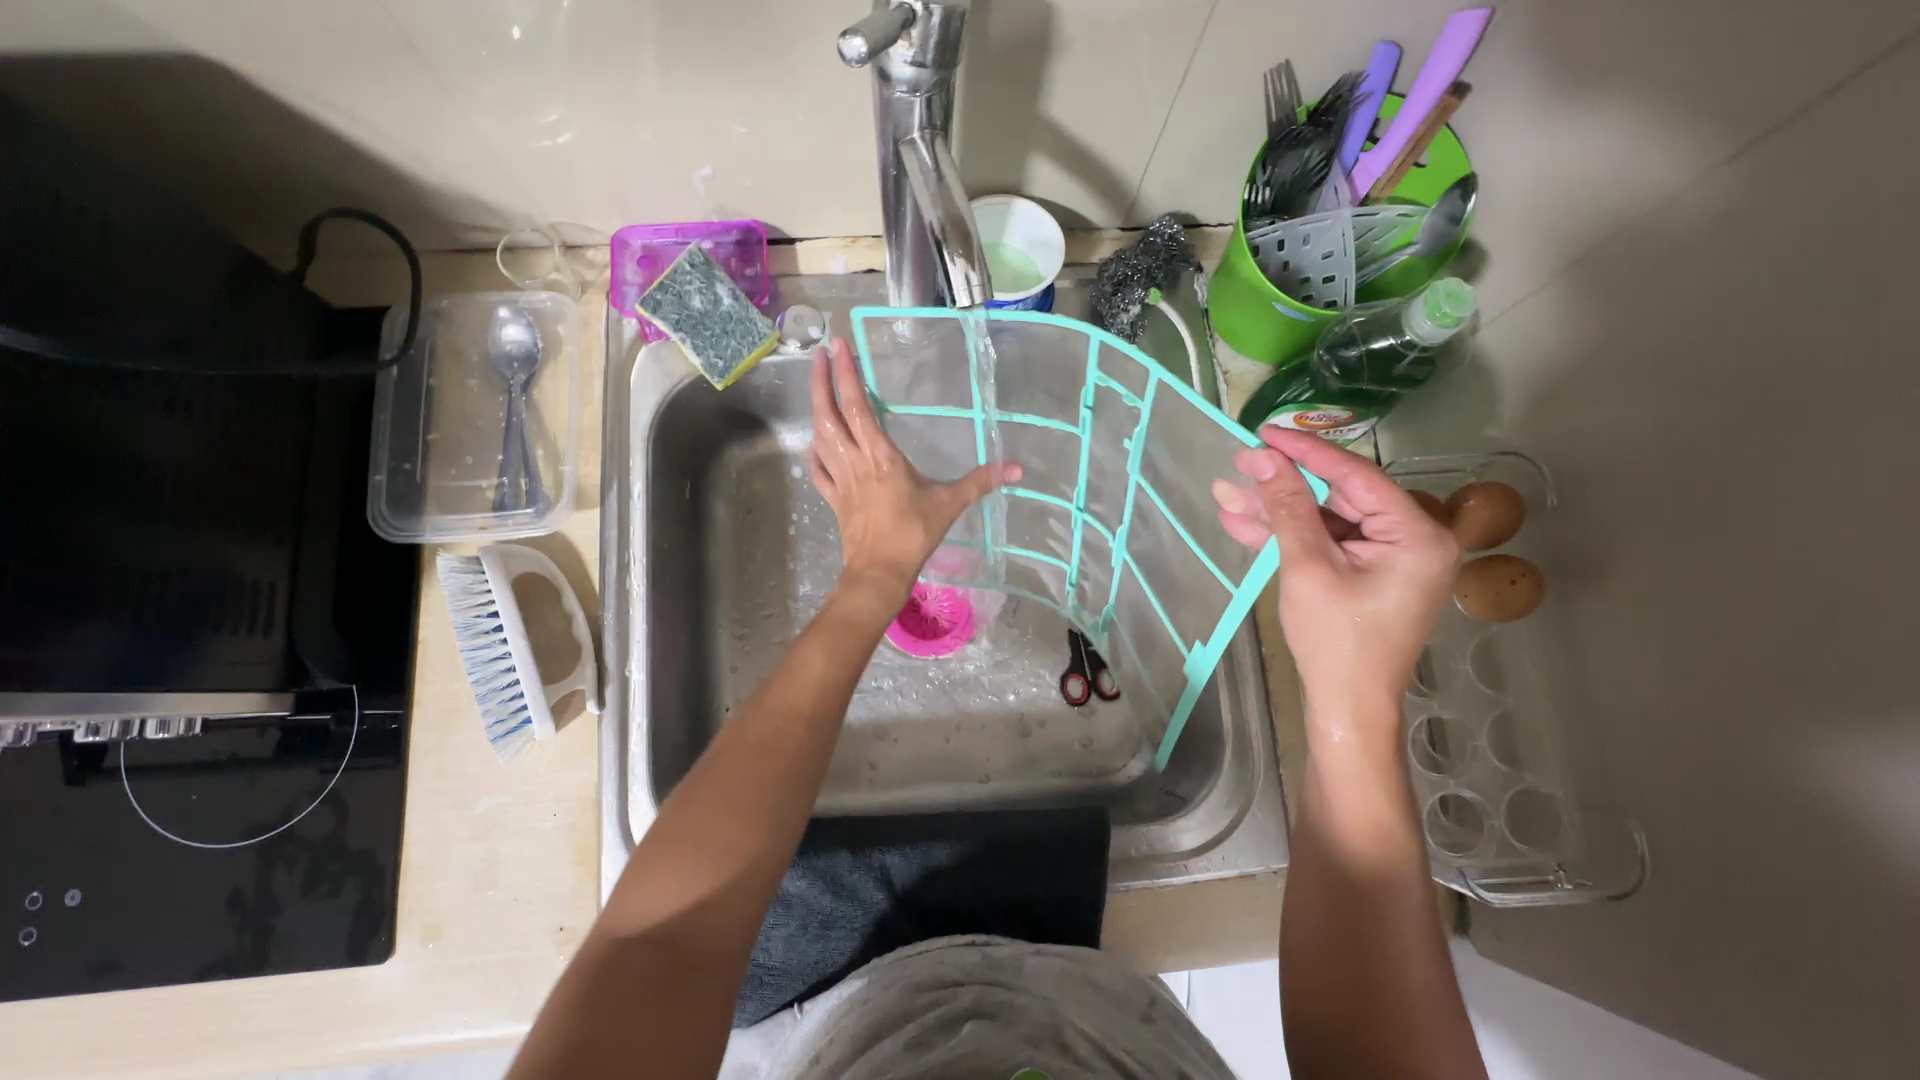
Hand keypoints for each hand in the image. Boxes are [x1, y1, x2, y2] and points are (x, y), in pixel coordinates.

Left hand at [808, 338, 1020, 600]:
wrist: (878, 572)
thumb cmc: (912, 535)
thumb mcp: (949, 505)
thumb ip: (980, 482)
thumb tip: (1016, 468)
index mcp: (880, 455)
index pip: (858, 406)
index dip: (847, 374)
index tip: (837, 346)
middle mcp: (855, 461)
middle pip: (830, 414)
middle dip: (821, 382)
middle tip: (817, 355)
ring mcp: (840, 481)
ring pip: (820, 437)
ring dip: (816, 409)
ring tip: (817, 388)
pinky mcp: (834, 499)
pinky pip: (818, 470)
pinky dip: (813, 453)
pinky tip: (813, 444)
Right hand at [1211, 428, 1457, 732]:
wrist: (1346, 707)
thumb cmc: (1335, 639)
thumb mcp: (1307, 566)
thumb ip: (1287, 506)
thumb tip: (1260, 456)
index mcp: (1417, 532)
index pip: (1355, 475)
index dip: (1305, 451)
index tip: (1264, 432)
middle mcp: (1412, 537)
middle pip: (1337, 496)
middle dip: (1281, 486)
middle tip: (1237, 465)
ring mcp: (1388, 556)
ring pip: (1324, 519)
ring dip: (1274, 512)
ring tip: (1224, 496)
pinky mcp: (1366, 572)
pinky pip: (1326, 542)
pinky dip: (1288, 537)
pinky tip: (1242, 523)